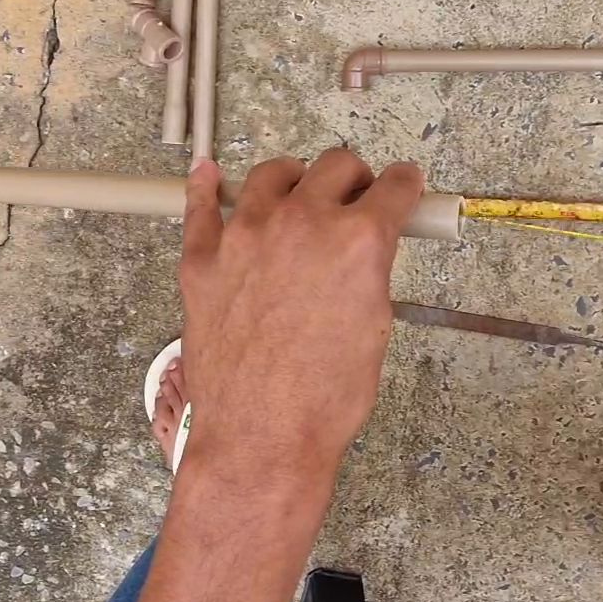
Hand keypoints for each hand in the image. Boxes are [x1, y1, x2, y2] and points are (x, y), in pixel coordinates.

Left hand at [177, 151, 424, 490]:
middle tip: (353, 198)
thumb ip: (368, 271)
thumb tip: (364, 251)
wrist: (263, 435)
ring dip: (294, 179)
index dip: (403, 185)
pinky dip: (205, 186)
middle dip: (353, 179)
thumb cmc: (323, 397)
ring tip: (295, 193)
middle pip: (335, 166)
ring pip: (272, 174)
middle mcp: (301, 224)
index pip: (392, 187)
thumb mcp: (374, 326)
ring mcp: (245, 236)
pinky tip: (207, 174)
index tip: (401, 185)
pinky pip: (200, 206)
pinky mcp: (202, 258)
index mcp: (356, 240)